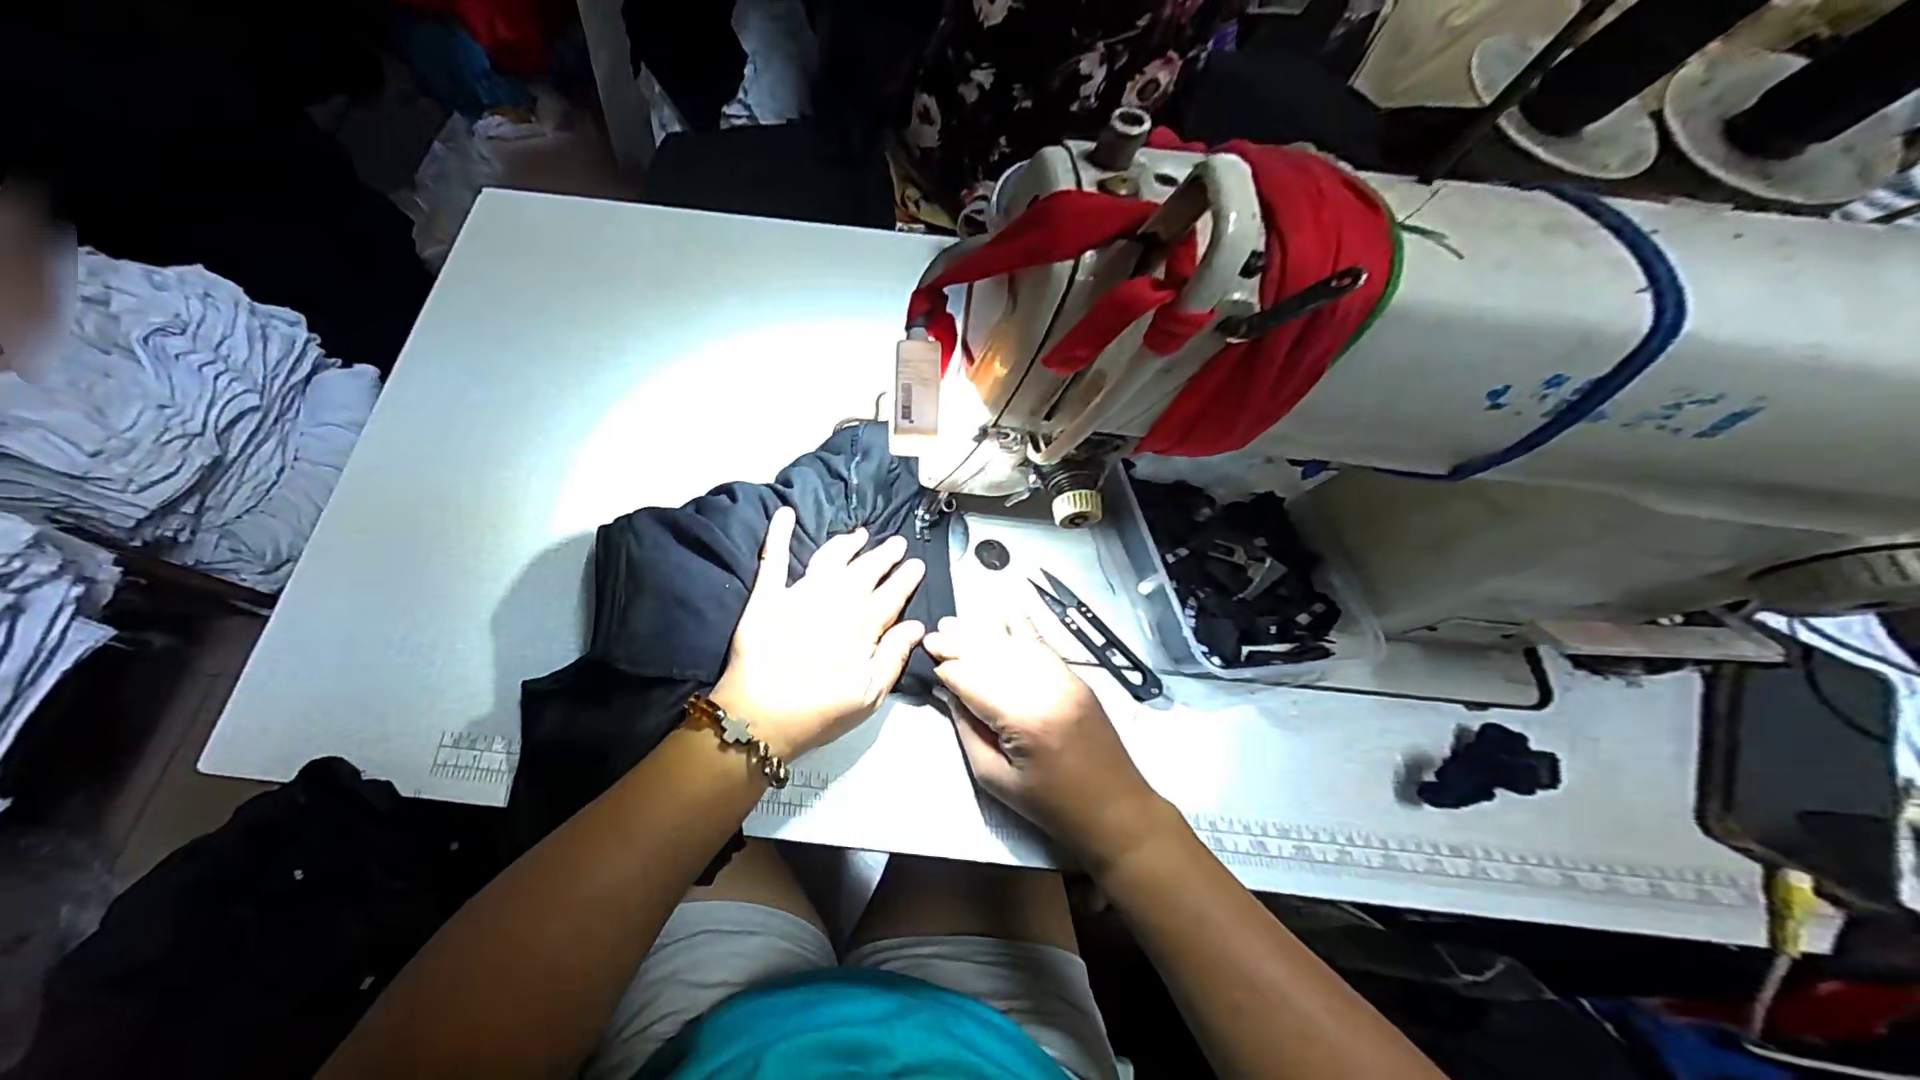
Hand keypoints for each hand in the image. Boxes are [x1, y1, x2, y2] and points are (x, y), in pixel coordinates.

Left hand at [710, 506, 925, 761]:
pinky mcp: (768, 595)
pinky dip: (780, 533)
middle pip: (866, 570)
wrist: (759, 717)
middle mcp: (836, 599)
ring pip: (830, 557)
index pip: (893, 594)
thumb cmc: (819, 711)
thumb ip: (894, 656)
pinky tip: (785, 513)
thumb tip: (916, 625)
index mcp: (863, 624)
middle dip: (885, 554)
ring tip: (859, 534)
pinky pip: (775, 558)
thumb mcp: (870, 695)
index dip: (907, 578)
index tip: (916, 564)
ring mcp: (800, 593)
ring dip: (847, 543)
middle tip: (897, 542)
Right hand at [924, 613, 1175, 869]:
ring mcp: (1066, 680)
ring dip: (985, 633)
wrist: (1116, 810)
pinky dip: (1023, 631)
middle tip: (934, 635)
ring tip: (957, 624)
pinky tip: (1006, 615)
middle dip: (960, 644)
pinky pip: (1044, 647)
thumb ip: (969, 731)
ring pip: (1017, 645)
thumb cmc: (1052, 806)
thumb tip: (950, 694)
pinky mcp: (1078, 680)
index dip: (946, 670)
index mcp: (1023, 718)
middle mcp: (1045, 688)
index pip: (972, 680)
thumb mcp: (995, 779)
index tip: (924, 658)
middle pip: (993, 656)